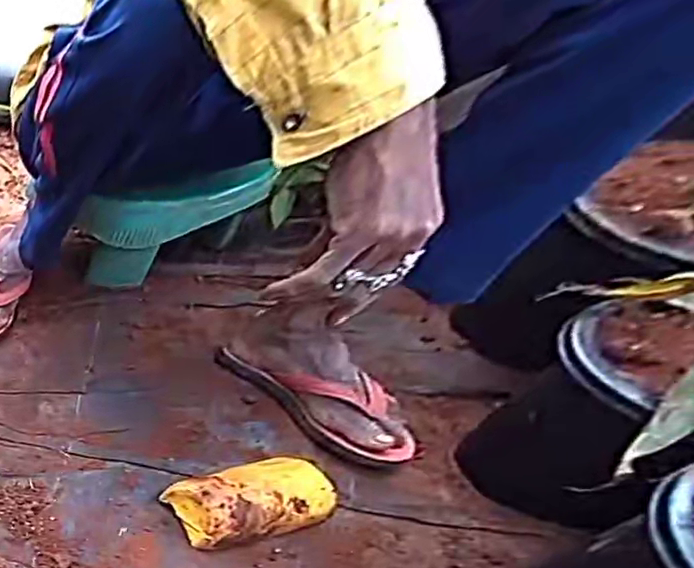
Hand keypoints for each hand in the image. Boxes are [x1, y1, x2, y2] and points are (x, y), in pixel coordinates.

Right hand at [263, 101, 443, 324]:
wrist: (386, 120)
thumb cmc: (385, 146)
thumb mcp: (379, 196)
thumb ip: (359, 229)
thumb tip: (322, 254)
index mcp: (424, 226)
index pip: (388, 273)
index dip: (360, 296)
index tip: (339, 312)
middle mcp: (412, 235)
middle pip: (364, 284)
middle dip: (333, 302)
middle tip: (310, 315)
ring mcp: (388, 236)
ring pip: (338, 283)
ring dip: (303, 294)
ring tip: (278, 297)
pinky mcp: (360, 234)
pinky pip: (320, 273)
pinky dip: (293, 285)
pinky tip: (274, 289)